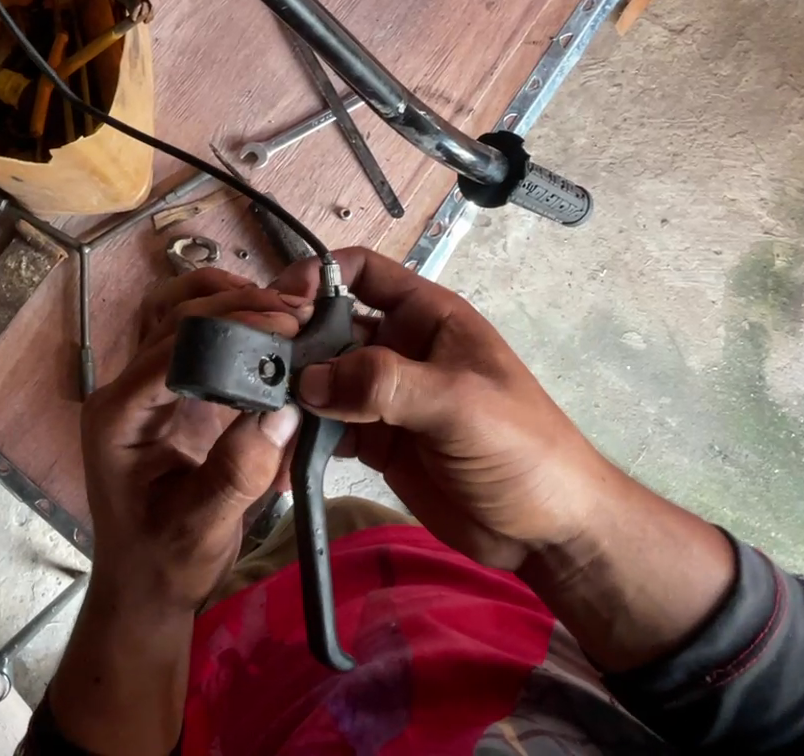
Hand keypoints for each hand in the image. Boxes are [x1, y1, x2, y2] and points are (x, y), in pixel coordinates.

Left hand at [50, 269, 305, 755]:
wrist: (146, 584)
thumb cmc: (165, 562)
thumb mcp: (204, 526)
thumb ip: (240, 470)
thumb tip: (285, 408)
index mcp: (120, 416)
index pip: (171, 348)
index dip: (228, 328)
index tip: (283, 324)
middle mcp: (124, 389)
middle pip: (167, 315)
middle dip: (230, 302)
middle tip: (290, 308)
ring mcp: (142, 386)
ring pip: (170, 311)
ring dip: (221, 296)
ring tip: (277, 302)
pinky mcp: (166, 389)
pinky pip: (188, 334)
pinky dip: (223, 316)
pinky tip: (262, 320)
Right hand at [274, 248, 734, 671]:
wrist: (548, 531)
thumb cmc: (520, 448)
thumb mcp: (458, 404)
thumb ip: (385, 384)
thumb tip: (309, 382)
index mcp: (426, 317)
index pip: (363, 273)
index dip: (319, 276)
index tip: (280, 302)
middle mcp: (399, 347)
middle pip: (331, 325)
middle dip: (294, 338)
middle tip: (256, 364)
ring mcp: (385, 395)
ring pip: (323, 377)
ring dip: (293, 388)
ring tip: (258, 406)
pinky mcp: (375, 439)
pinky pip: (328, 425)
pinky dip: (304, 431)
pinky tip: (280, 445)